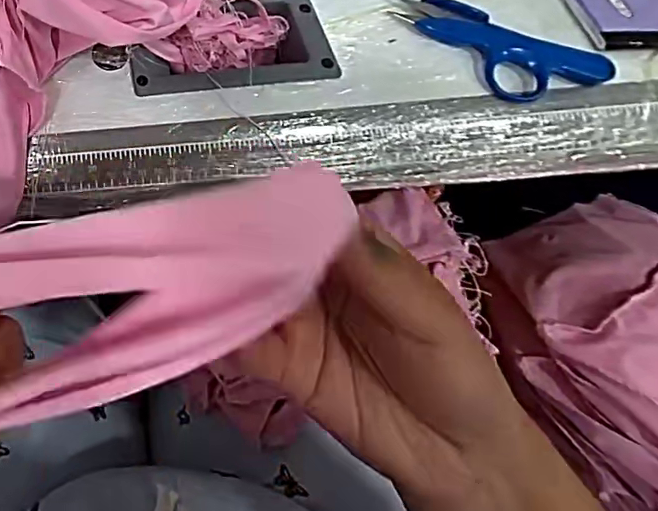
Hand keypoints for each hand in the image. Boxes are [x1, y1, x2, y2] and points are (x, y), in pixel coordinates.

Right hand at [235, 222, 600, 510]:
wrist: (463, 460)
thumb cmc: (454, 367)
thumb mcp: (425, 311)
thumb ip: (374, 266)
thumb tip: (323, 211)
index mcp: (345, 251)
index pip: (300, 215)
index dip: (272, 205)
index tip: (242, 197)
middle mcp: (309, 278)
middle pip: (263, 251)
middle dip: (235, 241)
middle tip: (202, 233)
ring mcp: (292, 321)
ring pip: (246, 293)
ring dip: (221, 285)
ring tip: (193, 273)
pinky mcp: (282, 365)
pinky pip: (246, 346)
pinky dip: (224, 336)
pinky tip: (209, 327)